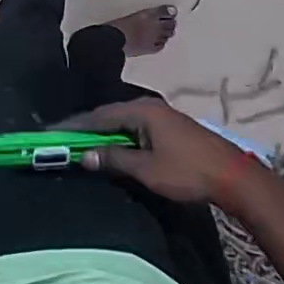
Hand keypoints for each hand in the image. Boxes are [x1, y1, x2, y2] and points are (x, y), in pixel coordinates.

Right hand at [56, 99, 275, 210]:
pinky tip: (109, 149)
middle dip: (84, 129)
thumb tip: (84, 156)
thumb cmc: (189, 172)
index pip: (97, 116)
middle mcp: (149, 107)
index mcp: (142, 111)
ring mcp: (160, 116)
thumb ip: (114, 159)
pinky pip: (133, 129)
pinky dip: (117, 138)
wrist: (234, 176)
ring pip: (121, 123)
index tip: (49, 134)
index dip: (72, 126)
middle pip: (108, 116)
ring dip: (101, 135)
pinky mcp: (168, 128)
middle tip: (59, 142)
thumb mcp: (147, 169)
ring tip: (78, 147)